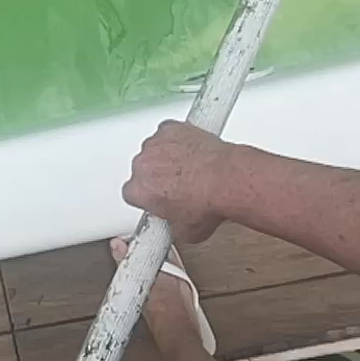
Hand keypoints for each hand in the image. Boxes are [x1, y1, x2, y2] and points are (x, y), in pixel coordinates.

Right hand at [125, 120, 238, 241]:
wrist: (227, 180)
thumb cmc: (208, 202)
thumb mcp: (187, 231)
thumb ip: (171, 225)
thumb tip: (178, 225)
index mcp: (138, 190)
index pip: (132, 193)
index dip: (146, 197)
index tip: (158, 199)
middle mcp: (141, 165)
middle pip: (142, 169)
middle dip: (156, 177)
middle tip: (178, 187)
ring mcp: (155, 144)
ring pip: (155, 150)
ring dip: (167, 158)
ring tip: (189, 169)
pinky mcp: (170, 129)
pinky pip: (169, 133)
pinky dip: (179, 140)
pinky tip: (193, 152)